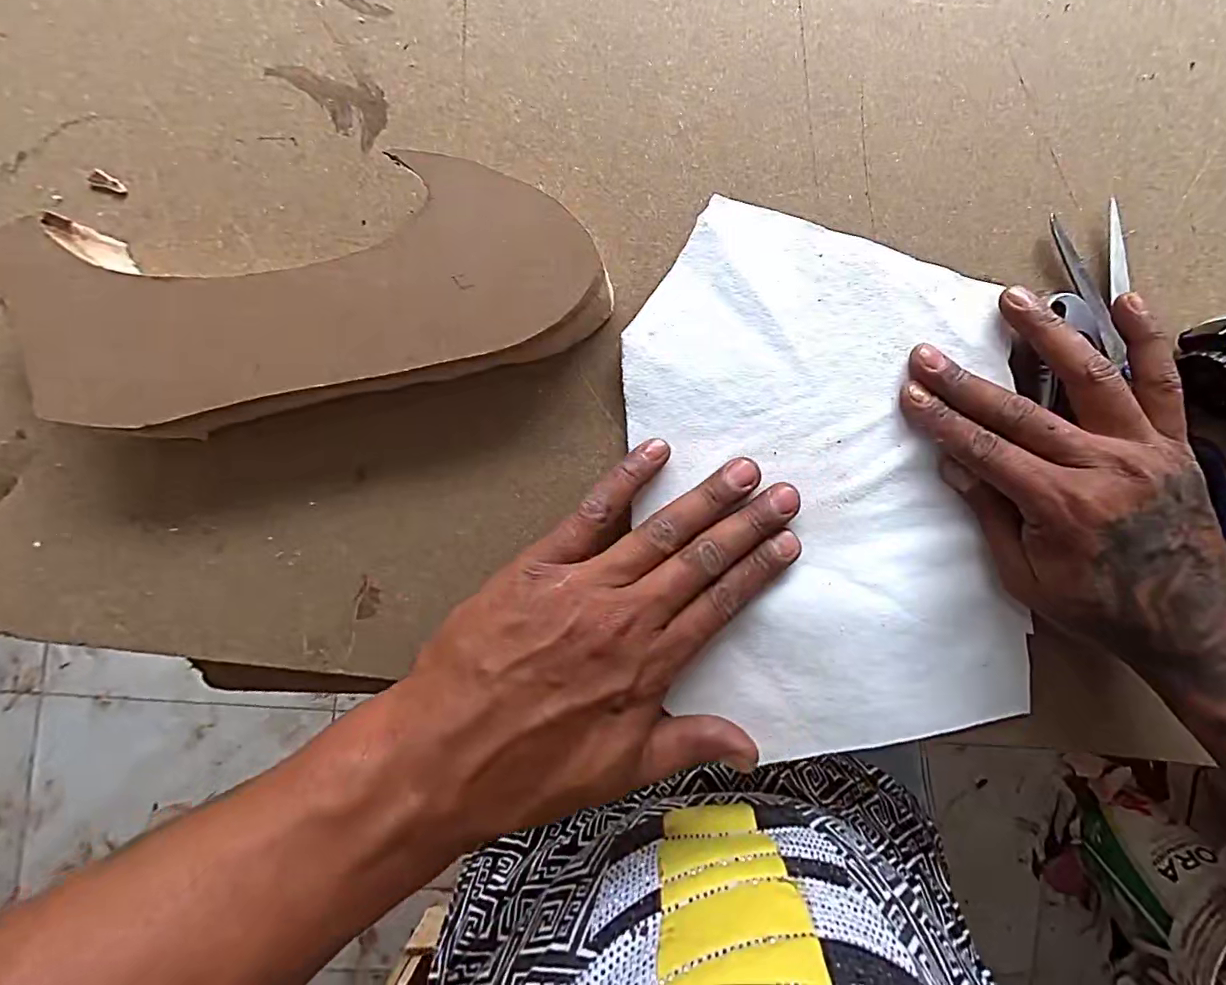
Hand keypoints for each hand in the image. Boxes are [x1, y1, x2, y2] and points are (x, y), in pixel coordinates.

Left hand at [388, 441, 799, 845]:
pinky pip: (591, 513)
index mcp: (649, 662)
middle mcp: (625, 615)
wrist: (438, 756)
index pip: (720, 603)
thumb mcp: (617, 771)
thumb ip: (687, 745)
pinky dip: (626, 480)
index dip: (758, 570)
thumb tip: (750, 745)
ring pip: (659, 532)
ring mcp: (583, 584)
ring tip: (742, 470)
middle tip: (783, 493)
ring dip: (705, 499)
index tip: (787, 543)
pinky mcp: (540, 565)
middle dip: (747, 524)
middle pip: (701, 559)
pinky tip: (655, 453)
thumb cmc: (529, 770)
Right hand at [898, 286, 1225, 671]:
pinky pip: (1162, 382)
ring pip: (1090, 376)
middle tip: (929, 354)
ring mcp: (1142, 449)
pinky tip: (1126, 301)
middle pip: (1020, 411)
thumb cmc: (1100, 606)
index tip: (913, 395)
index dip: (942, 421)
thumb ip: (991, 515)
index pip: (985, 450)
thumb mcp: (1025, 575)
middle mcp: (1102, 467)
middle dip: (965, 382)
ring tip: (1014, 299)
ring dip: (1047, 334)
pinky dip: (1146, 338)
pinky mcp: (1171, 442)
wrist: (1188, 620)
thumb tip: (954, 465)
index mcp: (1061, 506)